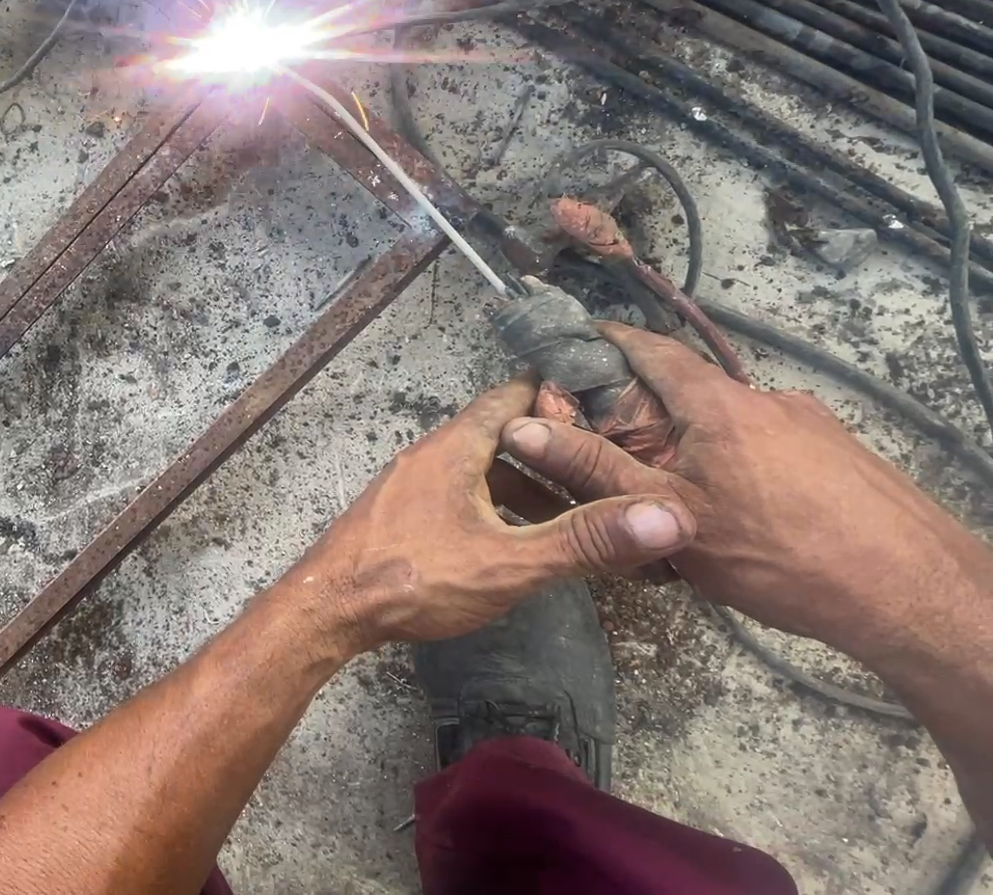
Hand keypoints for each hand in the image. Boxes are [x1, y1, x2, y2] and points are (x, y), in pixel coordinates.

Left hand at [277, 375, 695, 653]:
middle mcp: (427, 456)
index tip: (605, 394)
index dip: (554, 392)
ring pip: (477, 470)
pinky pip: (457, 493)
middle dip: (552, 449)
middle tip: (609, 465)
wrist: (329, 607)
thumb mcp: (508, 563)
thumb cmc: (413, 578)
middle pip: (498, 436)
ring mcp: (408, 484)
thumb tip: (669, 516)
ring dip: (524, 486)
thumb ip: (584, 540)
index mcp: (452, 449)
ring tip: (577, 514)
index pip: (508, 398)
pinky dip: (494, 505)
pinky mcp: (399, 512)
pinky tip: (517, 539)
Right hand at [498, 322, 980, 657]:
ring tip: (669, 496)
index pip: (653, 349)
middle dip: (642, 413)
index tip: (570, 341)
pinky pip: (766, 448)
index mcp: (720, 405)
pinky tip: (732, 514)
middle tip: (606, 449)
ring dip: (691, 446)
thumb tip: (517, 428)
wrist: (928, 605)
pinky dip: (732, 465)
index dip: (608, 339)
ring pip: (727, 425)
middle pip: (688, 392)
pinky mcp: (844, 458)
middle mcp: (768, 401)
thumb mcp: (667, 512)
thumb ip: (592, 467)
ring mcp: (814, 428)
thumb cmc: (781, 553)